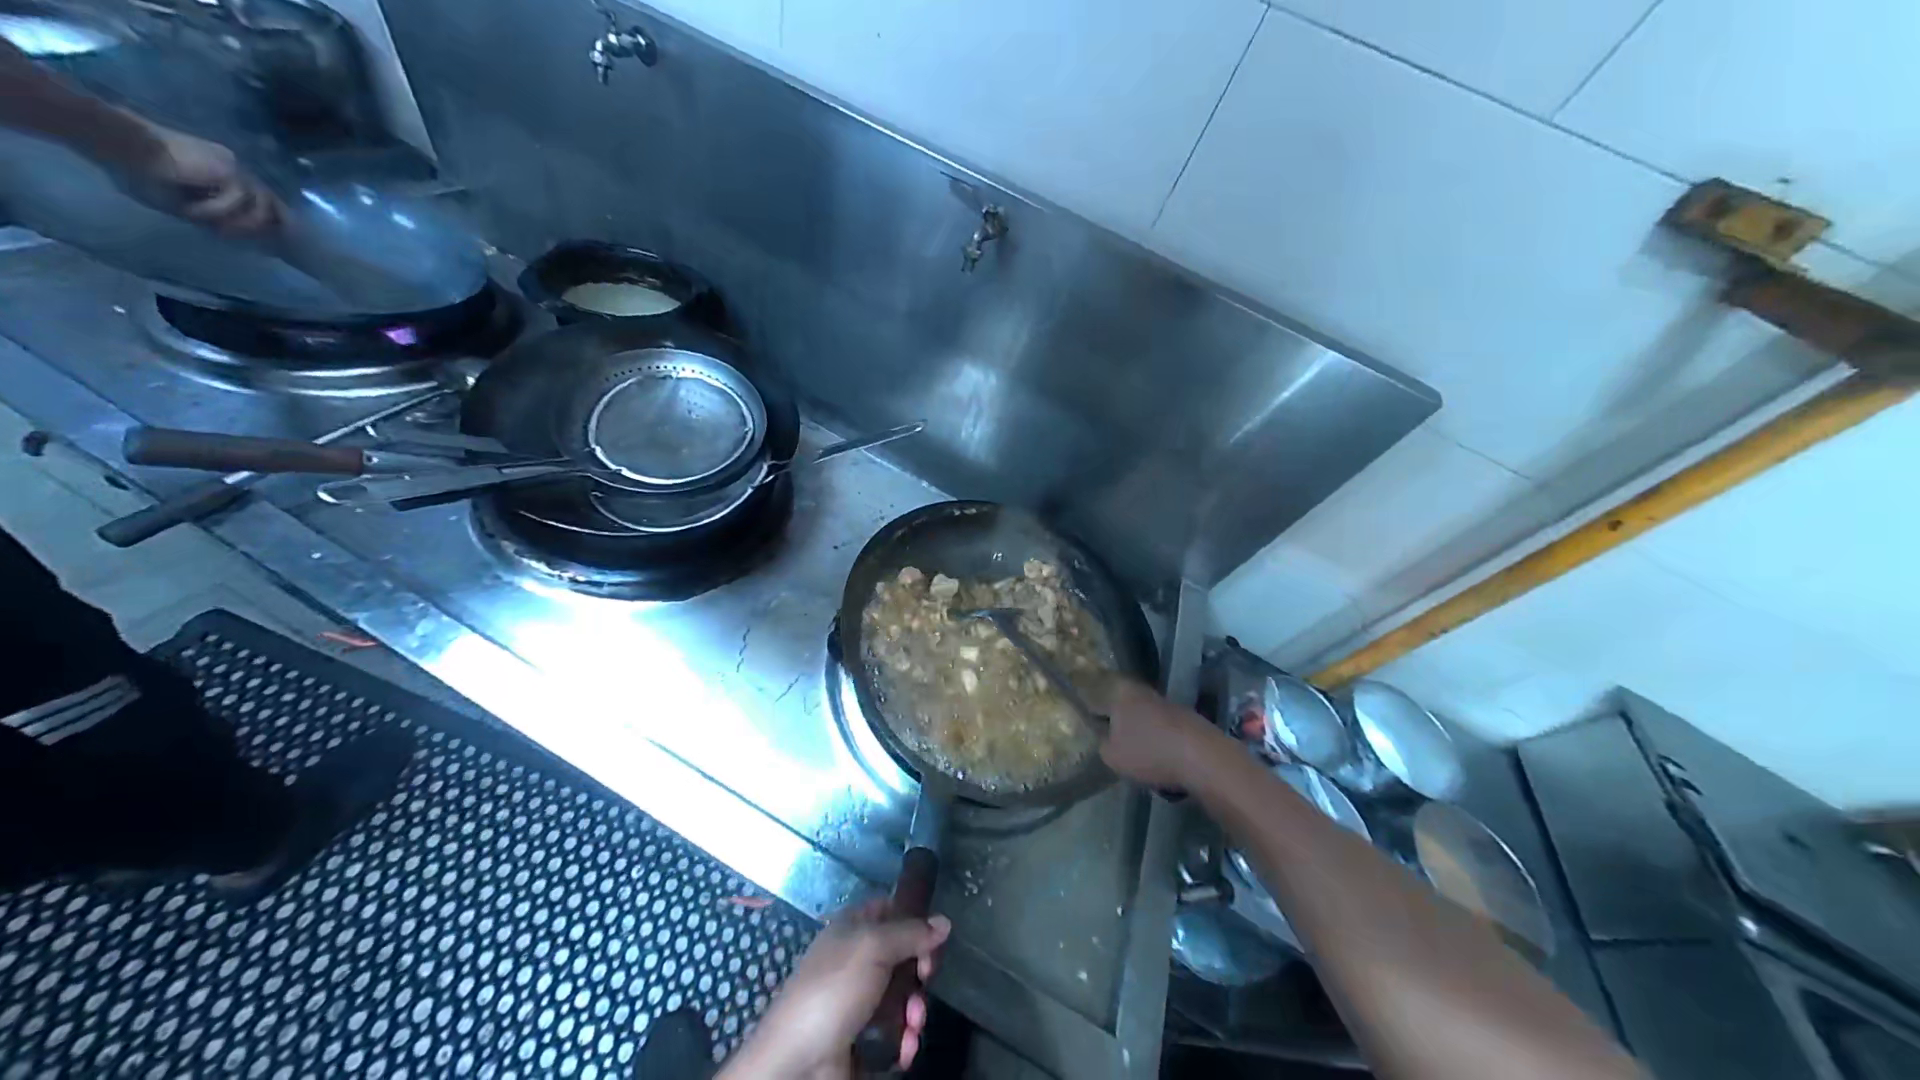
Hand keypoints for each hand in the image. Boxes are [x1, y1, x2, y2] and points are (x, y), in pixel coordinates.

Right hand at [111, 120, 282, 233]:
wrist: (112, 140)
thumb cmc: (136, 170)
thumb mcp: (183, 202)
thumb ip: (214, 216)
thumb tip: (235, 234)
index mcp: (226, 172)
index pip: (264, 202)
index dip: (265, 222)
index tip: (251, 238)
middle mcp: (236, 167)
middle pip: (271, 206)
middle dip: (255, 227)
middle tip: (223, 234)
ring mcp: (235, 166)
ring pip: (260, 206)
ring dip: (235, 221)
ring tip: (202, 222)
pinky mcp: (227, 167)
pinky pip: (236, 199)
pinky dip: (215, 210)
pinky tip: (189, 209)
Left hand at [722, 899, 951, 1079]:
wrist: (797, 1061)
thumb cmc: (834, 990)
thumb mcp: (873, 947)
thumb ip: (911, 932)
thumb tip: (944, 921)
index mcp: (853, 928)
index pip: (891, 910)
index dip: (914, 921)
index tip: (932, 940)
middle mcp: (857, 959)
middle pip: (903, 955)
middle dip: (920, 972)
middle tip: (924, 982)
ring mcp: (860, 999)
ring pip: (903, 995)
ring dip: (915, 1011)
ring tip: (912, 1025)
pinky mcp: (864, 1036)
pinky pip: (895, 1031)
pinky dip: (905, 1039)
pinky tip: (905, 1047)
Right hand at [1096, 678, 1222, 790]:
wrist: (1205, 759)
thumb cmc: (1149, 752)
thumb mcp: (1111, 756)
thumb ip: (1102, 744)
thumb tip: (1106, 738)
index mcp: (1122, 693)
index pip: (1098, 698)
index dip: (1092, 714)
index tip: (1093, 730)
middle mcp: (1145, 692)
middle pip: (1125, 708)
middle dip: (1121, 725)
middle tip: (1117, 748)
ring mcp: (1170, 704)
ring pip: (1147, 719)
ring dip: (1144, 735)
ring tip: (1143, 760)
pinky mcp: (1190, 719)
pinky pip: (1167, 731)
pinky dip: (1164, 743)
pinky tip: (1166, 762)